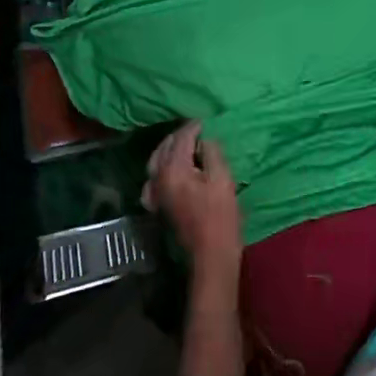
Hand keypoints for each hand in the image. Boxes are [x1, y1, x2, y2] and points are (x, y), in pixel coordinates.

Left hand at [142, 121, 241, 282]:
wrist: (210, 253)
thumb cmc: (220, 215)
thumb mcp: (222, 179)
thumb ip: (212, 153)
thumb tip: (205, 140)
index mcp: (173, 169)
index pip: (181, 139)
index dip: (193, 127)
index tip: (206, 122)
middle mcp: (158, 178)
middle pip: (164, 148)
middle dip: (179, 136)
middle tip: (197, 130)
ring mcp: (155, 194)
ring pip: (155, 162)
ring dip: (168, 150)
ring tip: (184, 146)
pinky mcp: (158, 206)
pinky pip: (153, 180)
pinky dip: (160, 170)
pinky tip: (169, 172)